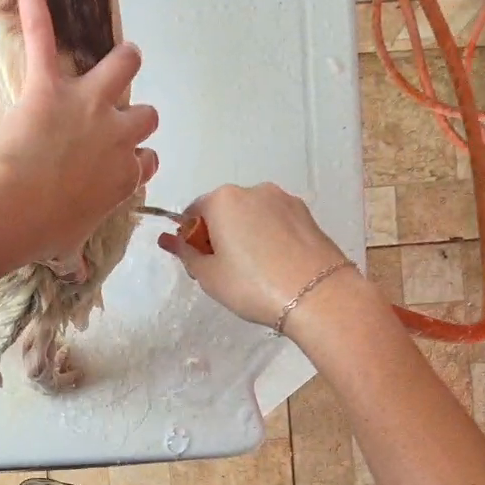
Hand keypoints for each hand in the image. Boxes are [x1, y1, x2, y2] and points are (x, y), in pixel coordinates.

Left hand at [0, 0, 157, 263]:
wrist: (21, 209)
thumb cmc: (46, 232)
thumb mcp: (68, 248)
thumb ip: (75, 255)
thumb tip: (75, 273)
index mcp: (123, 177)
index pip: (145, 160)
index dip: (134, 160)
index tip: (121, 165)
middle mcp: (119, 136)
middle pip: (146, 113)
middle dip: (132, 114)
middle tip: (108, 118)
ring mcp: (90, 105)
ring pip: (125, 65)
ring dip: (120, 63)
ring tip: (111, 63)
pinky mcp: (52, 84)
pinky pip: (44, 32)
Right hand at [157, 183, 353, 329]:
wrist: (317, 295)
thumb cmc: (252, 285)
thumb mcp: (209, 275)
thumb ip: (185, 253)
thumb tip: (167, 238)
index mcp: (223, 199)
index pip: (194, 213)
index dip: (191, 239)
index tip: (200, 264)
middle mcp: (254, 189)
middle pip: (224, 210)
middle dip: (219, 235)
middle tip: (225, 271)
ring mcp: (284, 199)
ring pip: (252, 215)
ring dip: (245, 236)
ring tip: (255, 271)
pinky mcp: (306, 213)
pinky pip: (276, 222)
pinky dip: (269, 238)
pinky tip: (276, 266)